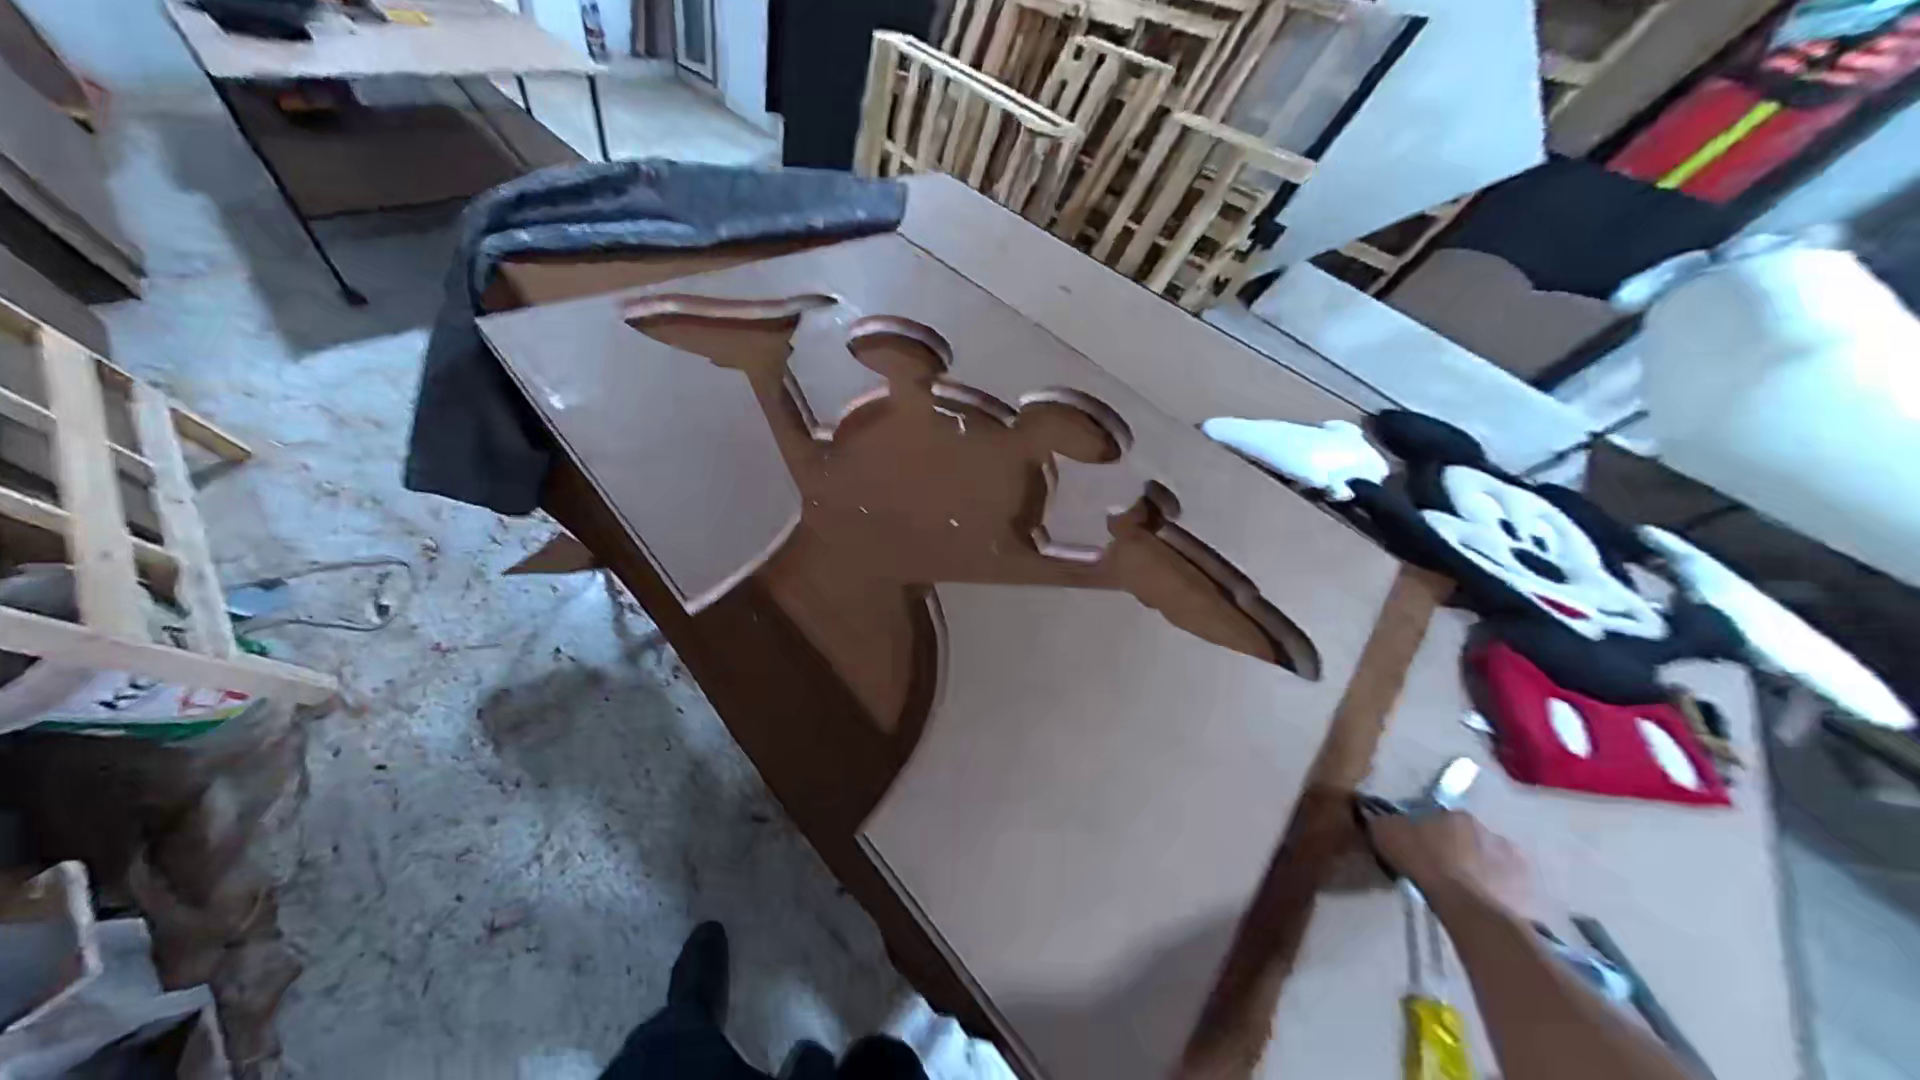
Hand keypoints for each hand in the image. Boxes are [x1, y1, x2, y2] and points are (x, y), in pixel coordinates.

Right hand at [1362, 808, 1536, 916]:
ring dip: (1480, 870)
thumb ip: (1383, 821)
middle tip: (1443, 872)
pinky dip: (1499, 891)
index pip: (1438, 819)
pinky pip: (1510, 885)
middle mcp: (1488, 829)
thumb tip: (1377, 814)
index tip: (1419, 850)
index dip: (1427, 834)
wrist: (1470, 906)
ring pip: (1491, 860)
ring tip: (1466, 892)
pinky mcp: (1531, 887)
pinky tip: (1486, 905)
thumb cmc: (1425, 865)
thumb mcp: (1386, 836)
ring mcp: (1514, 858)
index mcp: (1455, 815)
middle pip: (1468, 838)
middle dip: (1457, 850)